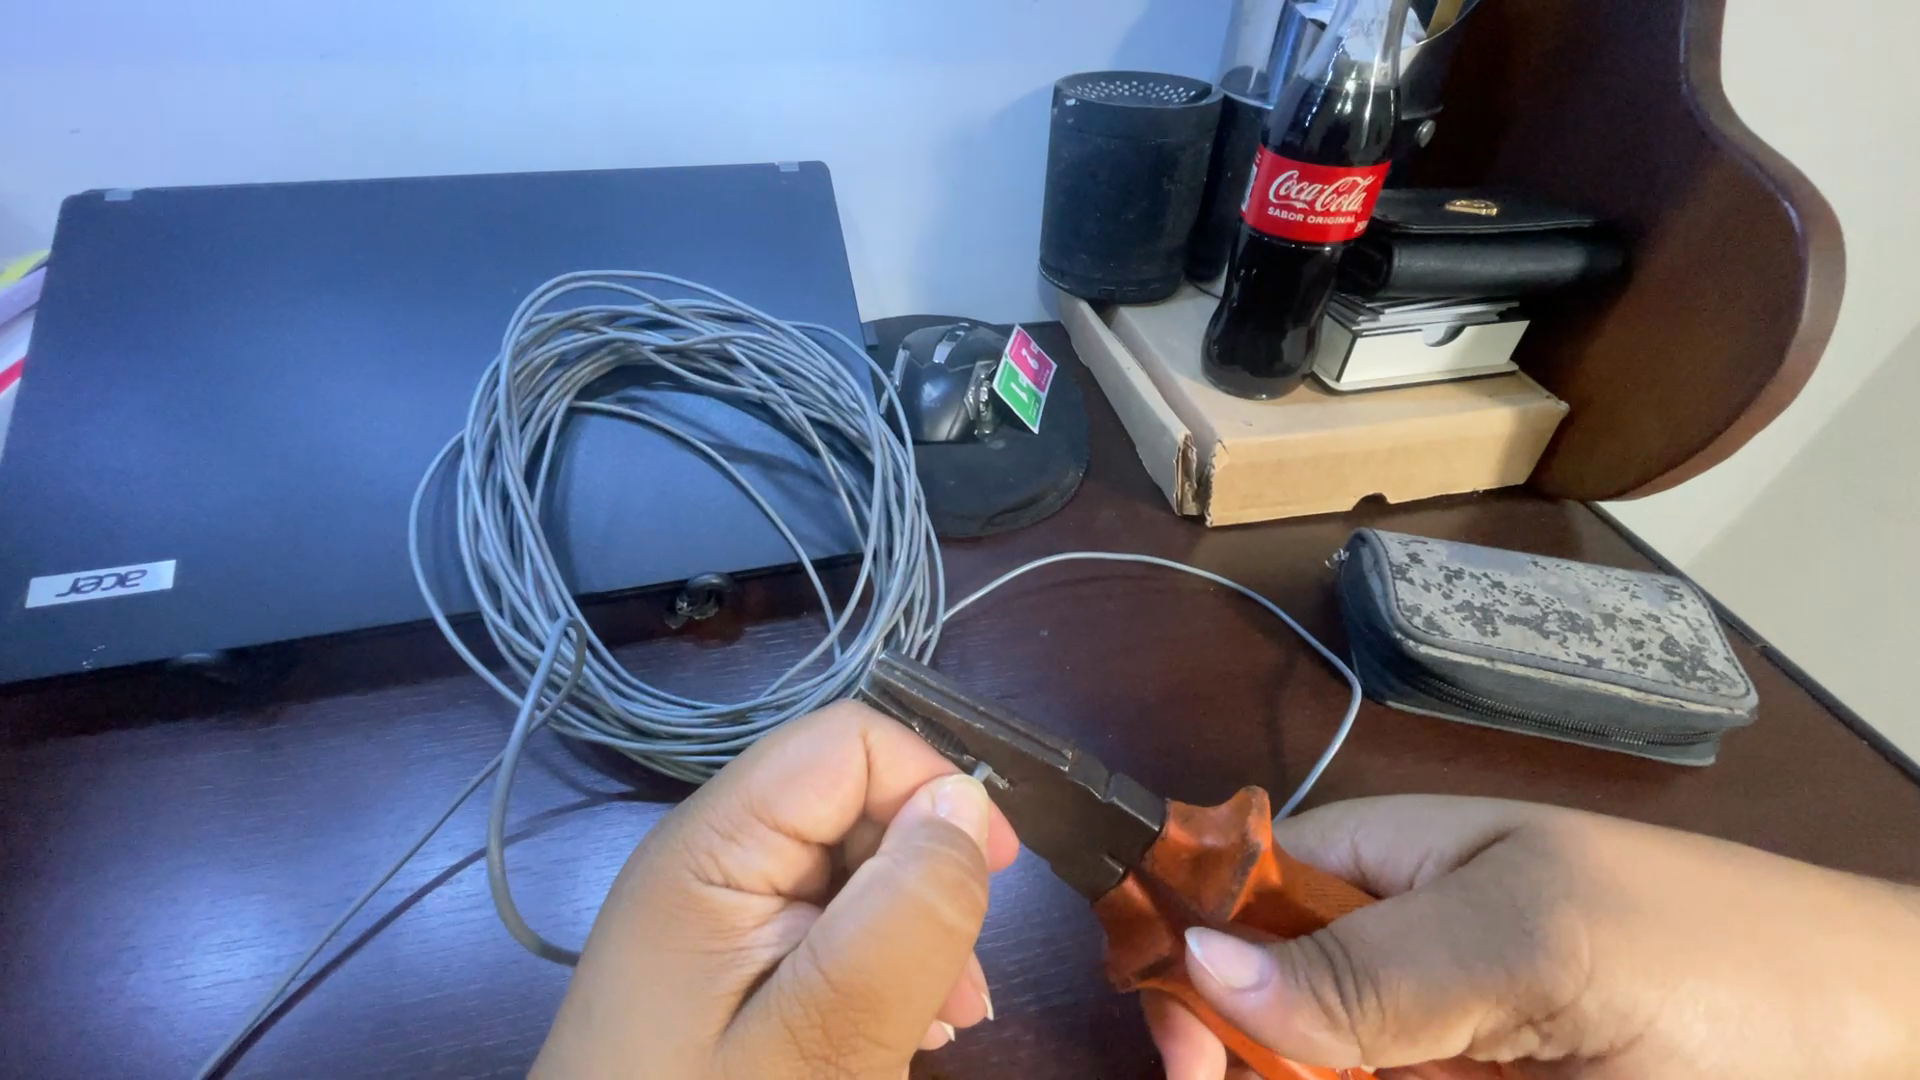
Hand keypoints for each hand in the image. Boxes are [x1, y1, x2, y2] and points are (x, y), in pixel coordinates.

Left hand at [533, 702, 1020, 1078]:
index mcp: (713, 844)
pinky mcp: (737, 941)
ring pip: (856, 853)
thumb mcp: (824, 1049)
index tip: (991, 869)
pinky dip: (884, 951)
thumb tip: (964, 798)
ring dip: (915, 919)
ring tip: (938, 1017)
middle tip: (959, 983)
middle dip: (925, 868)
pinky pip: (834, 907)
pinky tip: (899, 1020)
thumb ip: (904, 915)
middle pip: (856, 794)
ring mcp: (723, 897)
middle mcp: (714, 848)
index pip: (848, 742)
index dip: (929, 783)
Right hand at [1147, 795, 1919, 1078]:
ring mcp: (1427, 1029)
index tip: (1184, 1054)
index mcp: (1373, 859)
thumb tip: (1200, 960)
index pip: (1238, 888)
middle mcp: (1381, 939)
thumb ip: (1368, 965)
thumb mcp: (1530, 944)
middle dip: (1256, 1062)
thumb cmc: (1706, 957)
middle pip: (1266, 995)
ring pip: (1325, 1068)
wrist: (1896, 1046)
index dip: (1193, 951)